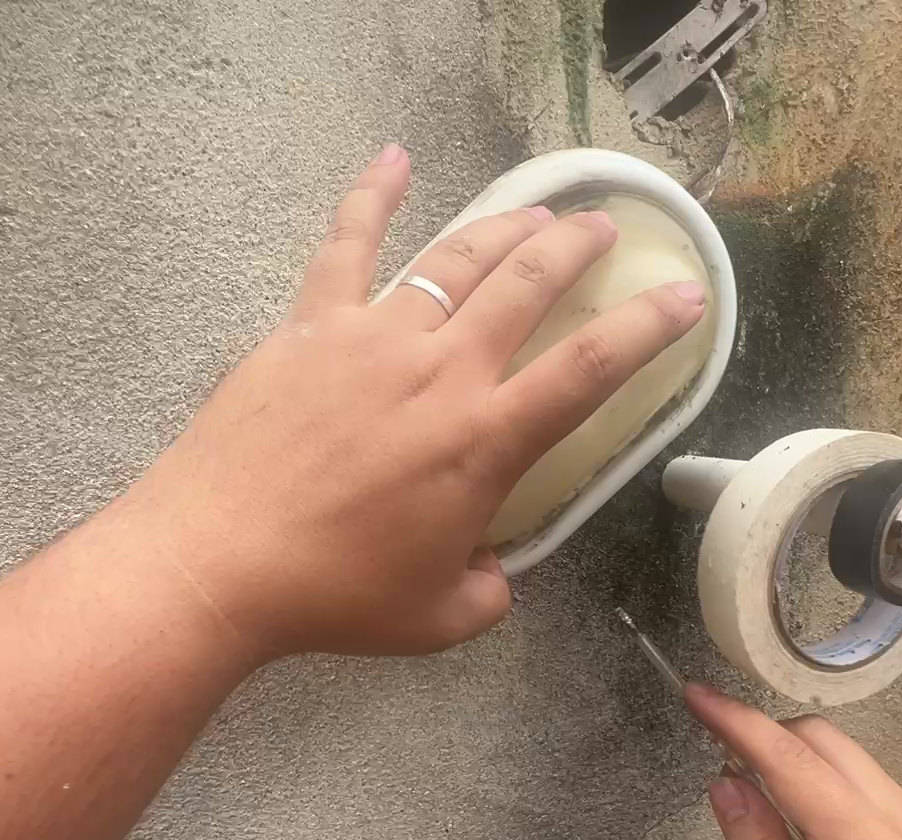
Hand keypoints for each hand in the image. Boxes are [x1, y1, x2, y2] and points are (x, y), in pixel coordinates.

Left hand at [114, 144, 705, 659]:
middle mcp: (439, 372)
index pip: (588, 371)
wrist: (216, 562)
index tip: (684, 294)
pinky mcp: (310, 326)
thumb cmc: (334, 595)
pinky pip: (346, 246)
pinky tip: (394, 159)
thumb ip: (491, 590)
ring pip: (454, 258)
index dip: (648, 328)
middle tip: (601, 230)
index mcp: (483, 442)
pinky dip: (372, 197)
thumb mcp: (439, 618)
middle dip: (575, 248)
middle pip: (526, 285)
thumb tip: (497, 568)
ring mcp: (372, 337)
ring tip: (537, 210)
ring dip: (506, 227)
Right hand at [687, 685, 901, 839]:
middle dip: (765, 734)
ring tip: (749, 789)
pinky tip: (796, 818)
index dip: (737, 722)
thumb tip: (726, 786)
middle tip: (716, 754)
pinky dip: (819, 779)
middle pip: (824, 742)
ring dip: (792, 756)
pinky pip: (863, 783)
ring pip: (846, 756)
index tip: (695, 695)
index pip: (793, 761)